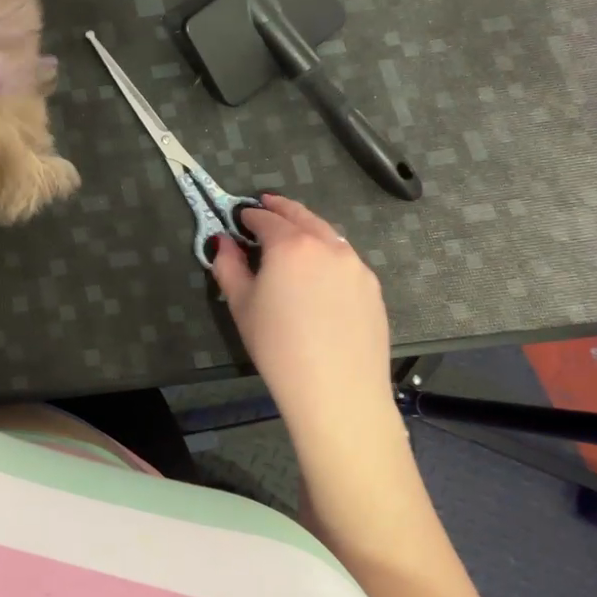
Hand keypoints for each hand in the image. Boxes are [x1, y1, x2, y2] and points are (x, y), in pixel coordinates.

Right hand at [211, 196, 394, 434]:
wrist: (338, 390)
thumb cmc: (278, 345)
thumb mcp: (240, 303)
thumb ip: (228, 265)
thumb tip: (223, 242)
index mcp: (291, 245)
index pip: (265, 218)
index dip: (248, 215)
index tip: (237, 218)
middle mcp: (327, 246)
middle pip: (302, 216)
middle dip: (281, 209)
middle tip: (265, 206)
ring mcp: (356, 266)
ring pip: (328, 235)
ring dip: (307, 228)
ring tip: (291, 237)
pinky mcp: (372, 288)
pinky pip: (344, 259)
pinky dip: (326, 252)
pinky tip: (316, 272)